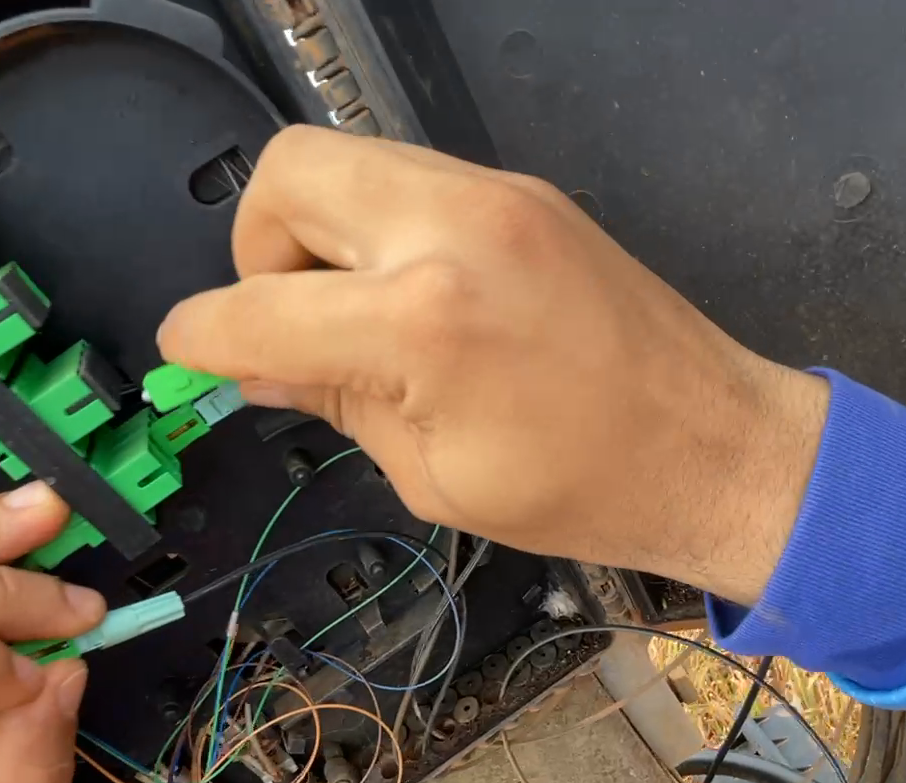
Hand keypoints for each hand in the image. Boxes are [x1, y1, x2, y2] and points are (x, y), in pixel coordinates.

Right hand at [160, 127, 827, 605]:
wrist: (717, 451)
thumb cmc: (586, 496)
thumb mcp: (438, 478)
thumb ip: (339, 404)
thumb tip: (263, 364)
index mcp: (420, 323)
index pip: (257, 307)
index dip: (202, 338)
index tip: (189, 355)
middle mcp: (450, 226)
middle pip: (284, 174)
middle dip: (256, 251)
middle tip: (290, 324)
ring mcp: (497, 194)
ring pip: (348, 163)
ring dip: (321, 235)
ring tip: (357, 319)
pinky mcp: (528, 193)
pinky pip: (412, 183)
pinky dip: (382, 232)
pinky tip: (414, 301)